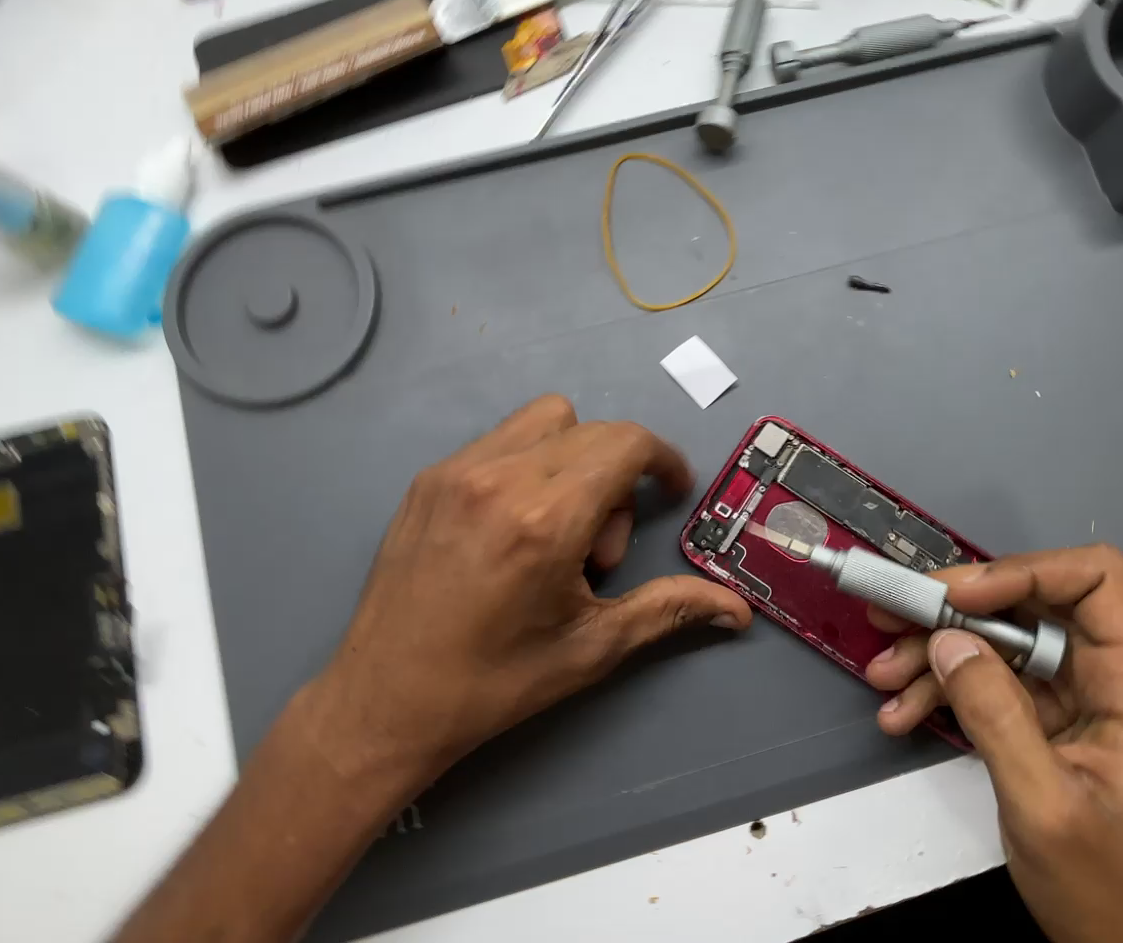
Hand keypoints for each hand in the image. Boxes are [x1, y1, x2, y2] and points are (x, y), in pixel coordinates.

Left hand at [299, 394, 753, 793]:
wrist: (383, 702)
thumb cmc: (494, 683)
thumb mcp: (592, 647)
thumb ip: (670, 610)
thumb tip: (738, 610)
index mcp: (547, 518)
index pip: (626, 443)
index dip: (663, 459)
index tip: (673, 489)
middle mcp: (501, 477)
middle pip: (592, 429)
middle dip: (618, 474)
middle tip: (597, 548)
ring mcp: (457, 470)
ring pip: (545, 420)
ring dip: (573, 457)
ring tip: (556, 529)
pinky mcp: (428, 478)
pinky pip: (501, 439)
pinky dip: (529, 463)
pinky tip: (515, 526)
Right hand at [862, 545, 1122, 942]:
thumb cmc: (1106, 891)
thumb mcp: (1043, 806)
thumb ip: (995, 715)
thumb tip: (947, 641)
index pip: (1095, 581)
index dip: (1023, 572)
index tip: (956, 596)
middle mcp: (1112, 677)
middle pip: (1032, 604)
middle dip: (956, 609)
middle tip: (891, 617)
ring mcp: (1079, 697)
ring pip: (1003, 640)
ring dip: (938, 652)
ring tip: (883, 676)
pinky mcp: (1050, 719)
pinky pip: (994, 681)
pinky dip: (946, 690)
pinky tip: (903, 712)